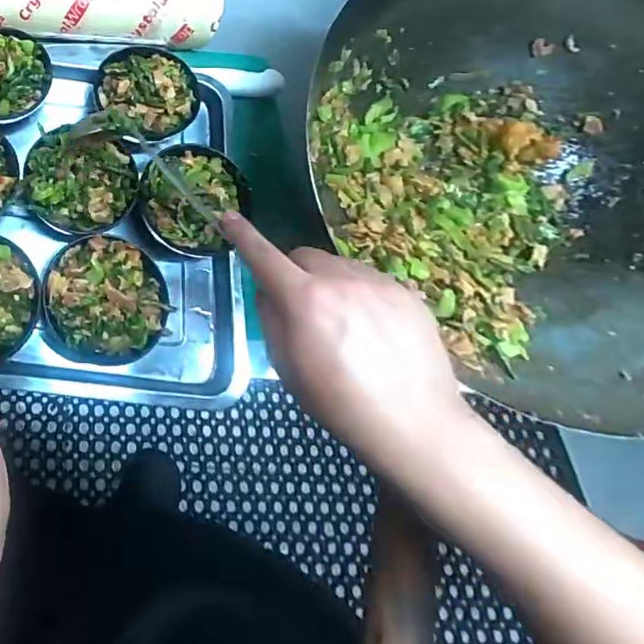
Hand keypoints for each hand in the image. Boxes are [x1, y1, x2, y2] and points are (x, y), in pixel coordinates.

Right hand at [220, 213, 474, 476]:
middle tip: (301, 308)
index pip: (263, 256)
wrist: (416, 425)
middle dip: (293, 273)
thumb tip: (268, 290)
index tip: (228, 217)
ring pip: (337, 266)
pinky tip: (373, 332)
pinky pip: (369, 281)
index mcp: (304, 299)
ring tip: (344, 326)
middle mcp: (340, 279)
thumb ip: (270, 317)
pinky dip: (359, 295)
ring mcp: (378, 283)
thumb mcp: (285, 364)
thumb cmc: (338, 401)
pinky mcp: (407, 293)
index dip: (242, 236)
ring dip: (328, 283)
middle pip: (303, 255)